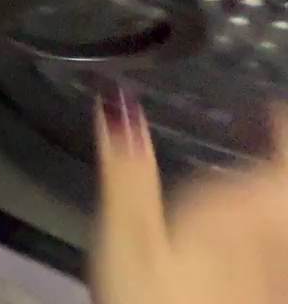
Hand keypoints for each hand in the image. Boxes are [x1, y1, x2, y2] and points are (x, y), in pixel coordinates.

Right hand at [92, 90, 287, 302]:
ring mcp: (277, 271)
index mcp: (235, 215)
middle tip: (265, 124)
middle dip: (278, 158)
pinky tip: (254, 219)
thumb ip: (127, 169)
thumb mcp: (127, 231)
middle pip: (284, 193)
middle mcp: (272, 241)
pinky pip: (278, 242)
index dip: (282, 132)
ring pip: (282, 217)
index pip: (280, 169)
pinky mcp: (269, 289)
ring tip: (262, 160)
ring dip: (273, 185)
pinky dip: (267, 212)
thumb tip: (116, 103)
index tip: (272, 104)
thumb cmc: (151, 296)